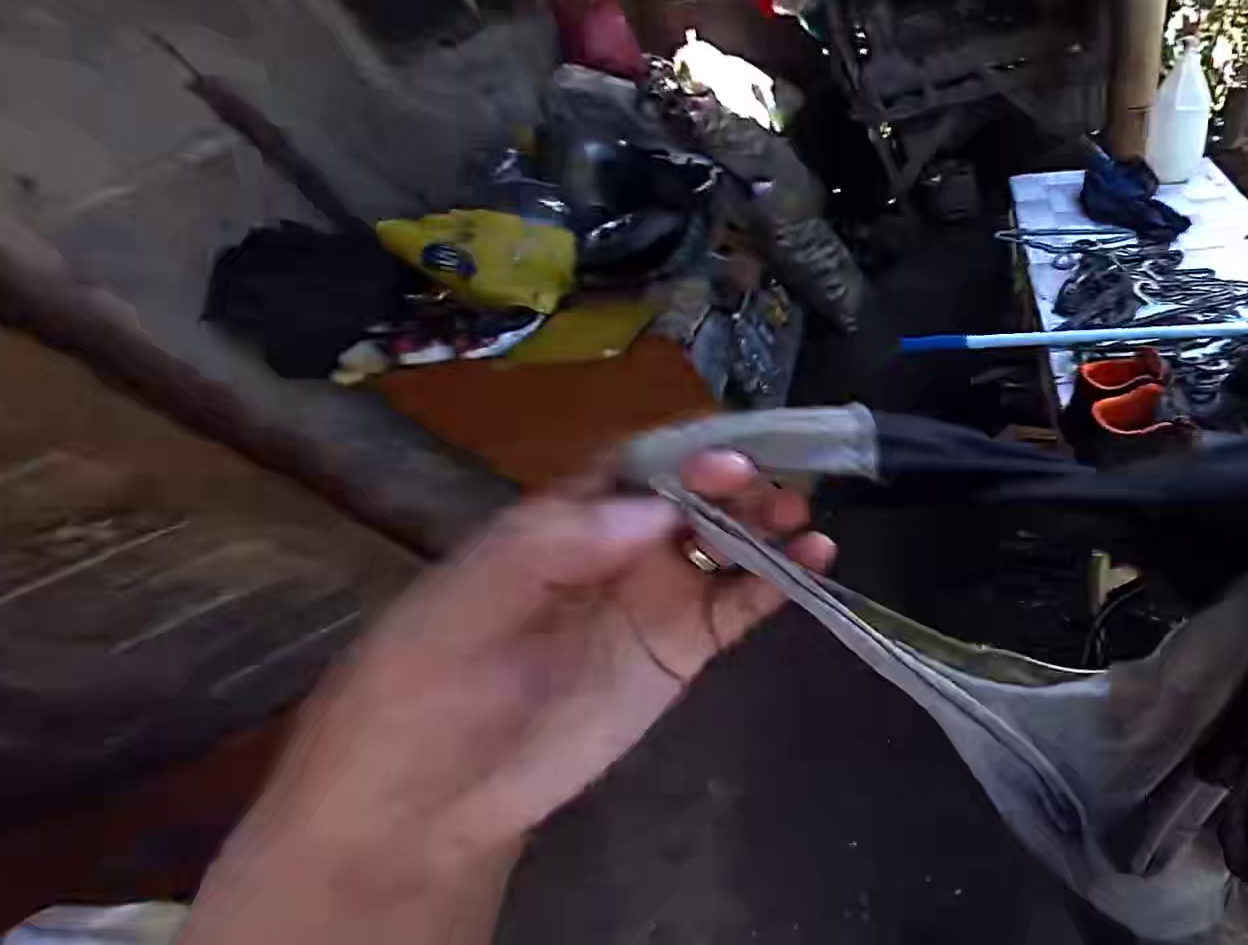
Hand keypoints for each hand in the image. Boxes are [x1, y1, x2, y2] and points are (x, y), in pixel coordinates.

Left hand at [182, 451, 833, 944]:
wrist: (433, 797)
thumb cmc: (432, 679)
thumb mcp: (471, 596)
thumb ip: (559, 541)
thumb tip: (659, 510)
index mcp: (576, 513)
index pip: (644, 461)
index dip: (689, 450)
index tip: (729, 455)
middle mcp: (629, 541)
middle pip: (700, 494)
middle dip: (740, 482)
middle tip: (774, 487)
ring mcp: (665, 591)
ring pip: (732, 540)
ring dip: (771, 521)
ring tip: (801, 515)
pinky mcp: (690, 642)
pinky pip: (744, 601)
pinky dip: (783, 579)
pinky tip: (815, 560)